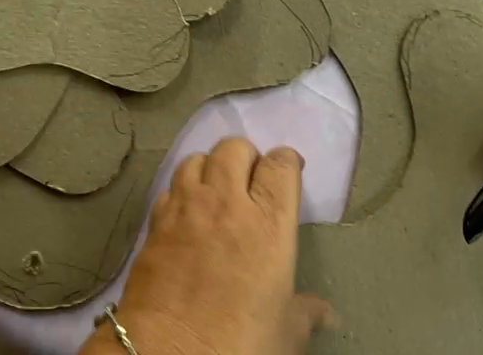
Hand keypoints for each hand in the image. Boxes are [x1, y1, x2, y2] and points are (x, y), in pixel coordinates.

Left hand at [81, 138, 332, 354]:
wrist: (168, 354)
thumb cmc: (238, 342)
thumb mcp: (283, 333)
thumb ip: (304, 312)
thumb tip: (326, 313)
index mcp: (268, 223)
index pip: (280, 164)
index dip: (286, 162)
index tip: (288, 171)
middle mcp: (227, 203)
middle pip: (235, 148)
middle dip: (246, 157)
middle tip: (251, 181)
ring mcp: (187, 207)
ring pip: (198, 158)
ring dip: (210, 167)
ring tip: (216, 190)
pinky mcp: (156, 220)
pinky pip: (171, 187)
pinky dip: (181, 191)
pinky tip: (186, 212)